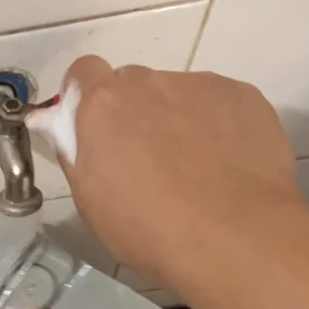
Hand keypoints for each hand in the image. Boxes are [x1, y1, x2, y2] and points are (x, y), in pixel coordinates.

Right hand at [34, 56, 308, 289]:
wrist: (234, 237)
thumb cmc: (146, 226)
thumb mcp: (89, 197)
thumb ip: (75, 150)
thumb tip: (66, 126)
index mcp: (102, 106)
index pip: (83, 71)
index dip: (85, 94)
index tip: (92, 125)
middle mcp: (149, 83)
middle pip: (132, 84)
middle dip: (132, 111)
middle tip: (143, 158)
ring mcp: (200, 85)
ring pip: (177, 94)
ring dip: (175, 118)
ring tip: (192, 166)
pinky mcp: (243, 96)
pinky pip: (217, 102)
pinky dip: (214, 123)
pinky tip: (222, 163)